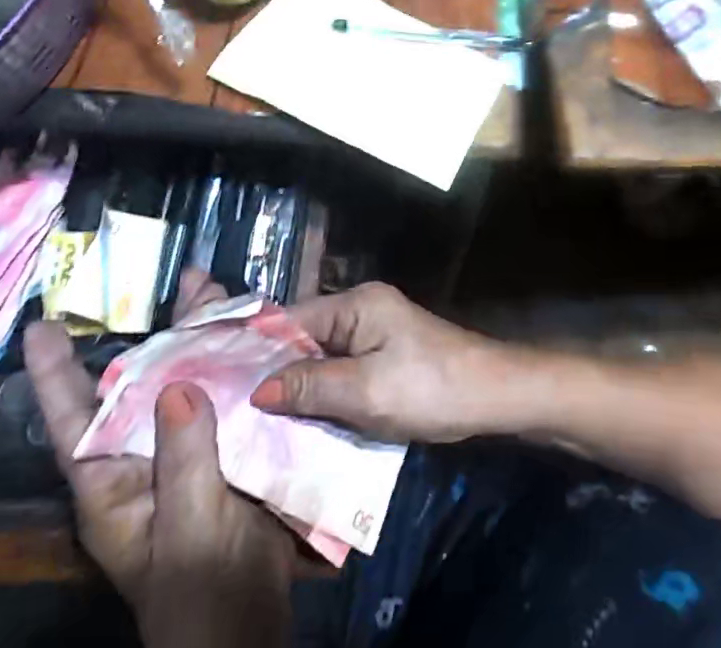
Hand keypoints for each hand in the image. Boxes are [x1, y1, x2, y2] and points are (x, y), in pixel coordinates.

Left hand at [24, 272, 292, 647]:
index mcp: (111, 484)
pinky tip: (256, 337)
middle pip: (146, 385)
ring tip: (221, 292)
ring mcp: (186, 453)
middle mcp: (143, 458)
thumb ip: (183, 461)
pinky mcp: (225, 453)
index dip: (55, 374)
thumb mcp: (189, 533)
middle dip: (165, 333)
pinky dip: (238, 367)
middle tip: (187, 280)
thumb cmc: (202, 597)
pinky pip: (227, 399)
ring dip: (206, 339)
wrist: (250, 631)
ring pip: (190, 383)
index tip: (42, 328)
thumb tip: (180, 385)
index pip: (74, 422)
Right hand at [249, 281, 519, 442]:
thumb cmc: (432, 388)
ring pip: (321, 358)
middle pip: (303, 338)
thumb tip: (257, 391)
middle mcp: (360, 309)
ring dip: (299, 385)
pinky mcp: (384, 356)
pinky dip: (324, 391)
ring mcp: (373, 332)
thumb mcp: (367, 392)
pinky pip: (341, 370)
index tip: (222, 377)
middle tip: (236, 404)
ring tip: (259, 415)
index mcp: (355, 304)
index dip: (257, 348)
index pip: (290, 320)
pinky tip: (303, 416)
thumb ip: (311, 386)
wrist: (498, 398)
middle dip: (276, 371)